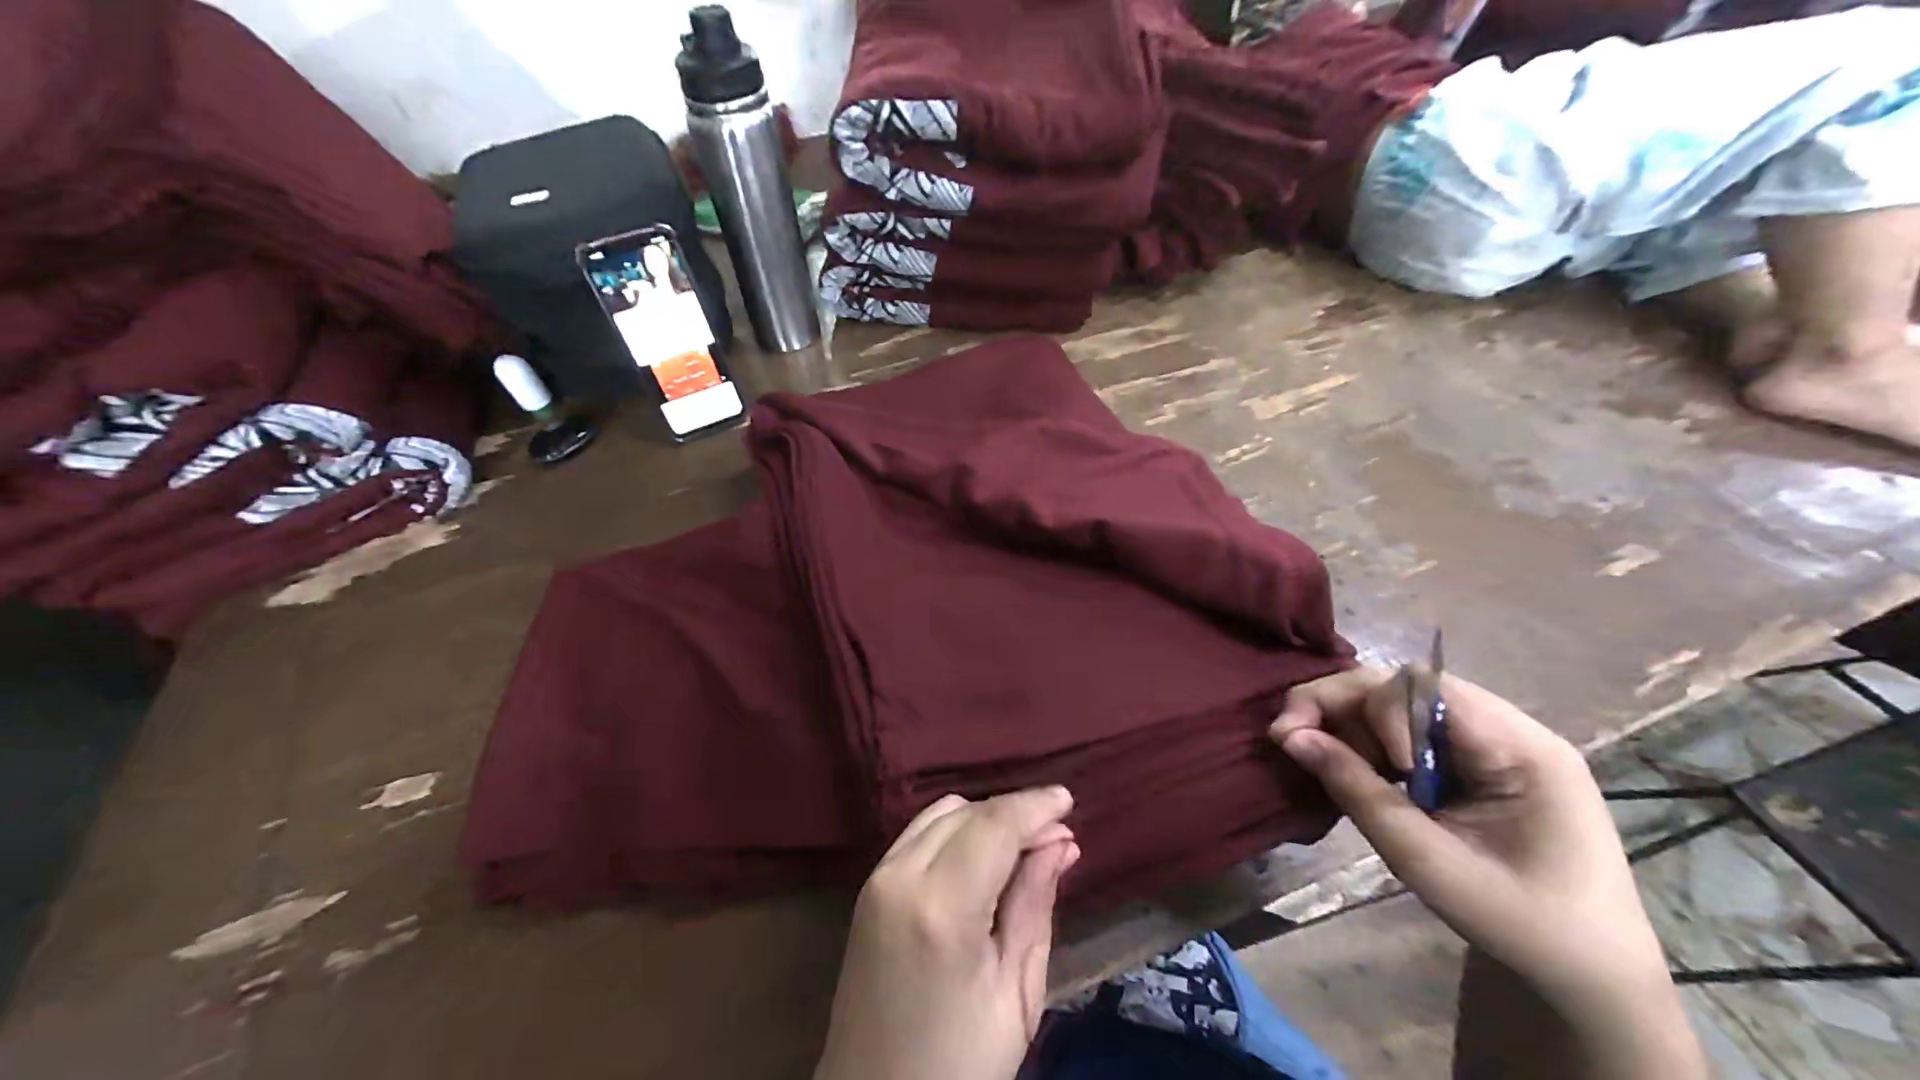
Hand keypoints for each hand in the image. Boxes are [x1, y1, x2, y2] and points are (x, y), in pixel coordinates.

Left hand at [814, 787, 1078, 1079]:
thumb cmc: (959, 1065)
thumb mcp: (1016, 996)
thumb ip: (1034, 906)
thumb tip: (1059, 842)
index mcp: (941, 909)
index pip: (994, 826)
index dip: (1034, 806)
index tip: (1069, 800)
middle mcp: (900, 877)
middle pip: (967, 812)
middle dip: (1014, 813)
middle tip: (1056, 837)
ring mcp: (877, 880)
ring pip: (940, 814)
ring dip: (984, 819)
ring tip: (1022, 849)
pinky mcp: (868, 889)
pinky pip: (918, 834)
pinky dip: (955, 831)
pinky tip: (981, 857)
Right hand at [1268, 668, 1668, 1009]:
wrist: (1586, 976)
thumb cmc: (1519, 924)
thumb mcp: (1428, 862)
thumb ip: (1358, 792)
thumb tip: (1289, 736)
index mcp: (1523, 749)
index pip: (1428, 688)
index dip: (1372, 709)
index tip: (1344, 756)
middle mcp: (1508, 730)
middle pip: (1406, 687)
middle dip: (1341, 704)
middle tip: (1289, 735)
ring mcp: (1492, 745)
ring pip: (1399, 704)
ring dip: (1350, 725)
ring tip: (1323, 761)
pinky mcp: (1474, 762)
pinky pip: (1408, 730)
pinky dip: (1367, 743)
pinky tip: (1354, 770)